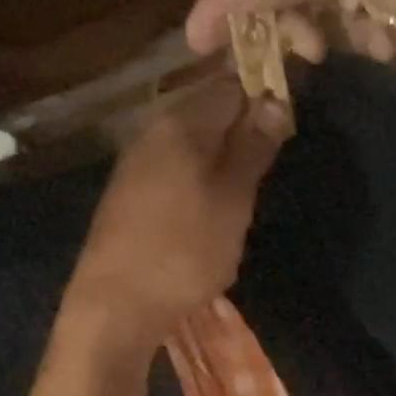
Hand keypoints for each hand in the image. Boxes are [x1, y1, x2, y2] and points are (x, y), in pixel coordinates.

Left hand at [61, 77, 292, 353]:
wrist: (113, 308)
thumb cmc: (183, 253)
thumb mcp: (232, 202)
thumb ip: (253, 150)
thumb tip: (275, 100)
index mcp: (181, 122)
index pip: (230, 88)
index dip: (261, 105)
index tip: (282, 140)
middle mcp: (151, 133)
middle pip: (207, 120)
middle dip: (238, 142)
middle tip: (260, 184)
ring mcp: (132, 169)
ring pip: (188, 154)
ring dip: (216, 173)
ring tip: (235, 211)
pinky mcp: (124, 203)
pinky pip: (170, 181)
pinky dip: (192, 195)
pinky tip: (201, 228)